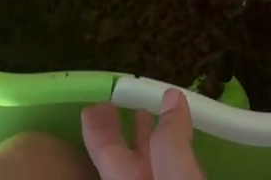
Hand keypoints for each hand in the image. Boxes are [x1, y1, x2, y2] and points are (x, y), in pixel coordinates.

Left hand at [81, 90, 205, 179]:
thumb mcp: (176, 175)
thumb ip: (171, 139)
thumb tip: (171, 97)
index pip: (102, 149)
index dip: (95, 124)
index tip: (91, 101)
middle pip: (119, 154)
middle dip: (115, 125)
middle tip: (113, 98)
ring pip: (142, 161)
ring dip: (141, 135)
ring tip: (143, 110)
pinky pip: (164, 165)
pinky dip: (165, 146)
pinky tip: (178, 137)